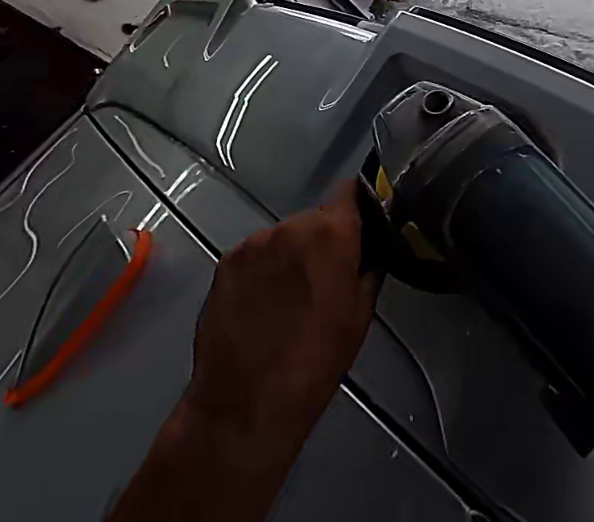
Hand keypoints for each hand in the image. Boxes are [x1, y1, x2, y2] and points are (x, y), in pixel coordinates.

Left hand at [110, 180, 377, 521]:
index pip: (350, 192)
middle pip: (315, 218)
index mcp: (329, 235)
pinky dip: (264, 268)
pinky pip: (255, 253)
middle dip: (323, 239)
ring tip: (290, 297)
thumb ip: (366, 269)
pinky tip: (263, 302)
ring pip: (283, 236)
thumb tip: (368, 248)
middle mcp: (289, 226)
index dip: (359, 202)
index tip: (363, 221)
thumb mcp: (359, 316)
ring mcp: (253, 242)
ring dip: (291, 254)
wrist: (245, 400)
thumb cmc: (315, 362)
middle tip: (325, 277)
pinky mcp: (225, 260)